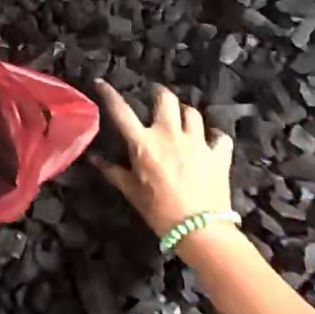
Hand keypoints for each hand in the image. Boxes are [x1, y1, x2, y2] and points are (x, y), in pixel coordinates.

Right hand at [90, 81, 234, 234]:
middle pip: (166, 100)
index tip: (101, 82)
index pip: (120, 110)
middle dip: (160, 92)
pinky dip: (215, 135)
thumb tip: (94, 159)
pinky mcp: (219, 155)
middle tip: (156, 93)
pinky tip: (211, 138)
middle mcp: (169, 135)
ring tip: (181, 115)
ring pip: (192, 113)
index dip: (108, 93)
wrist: (201, 230)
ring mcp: (197, 143)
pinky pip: (220, 137)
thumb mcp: (131, 191)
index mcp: (143, 142)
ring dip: (185, 112)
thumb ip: (113, 171)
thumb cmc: (159, 210)